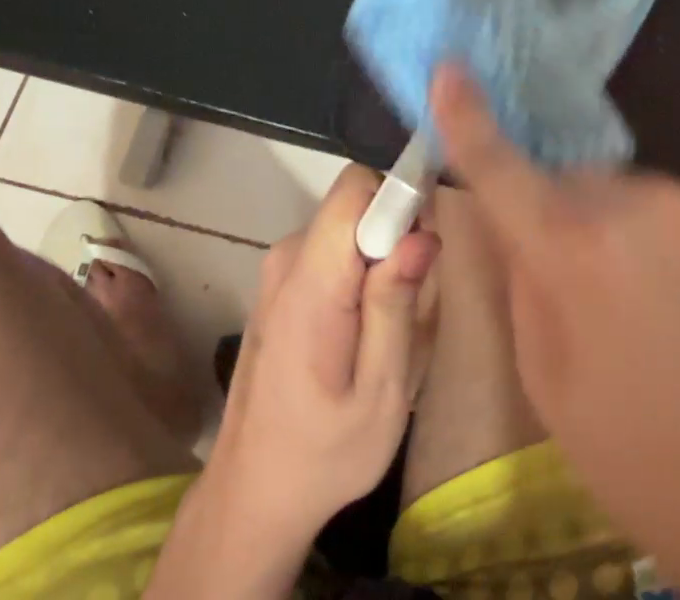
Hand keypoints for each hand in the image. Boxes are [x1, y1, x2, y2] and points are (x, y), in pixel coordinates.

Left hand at [194, 165, 440, 542]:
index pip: (357, 188)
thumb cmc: (326, 452)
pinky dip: (358, 281)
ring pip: (348, 232)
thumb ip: (397, 305)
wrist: (253, 491)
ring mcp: (277, 272)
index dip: (399, 201)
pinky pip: (332, 255)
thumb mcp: (381, 392)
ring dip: (380, 267)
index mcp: (311, 281)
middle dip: (396, 241)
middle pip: (356, 207)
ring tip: (388, 338)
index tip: (426, 251)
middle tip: (412, 312)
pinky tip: (361, 341)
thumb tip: (421, 233)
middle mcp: (286, 260)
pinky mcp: (279, 288)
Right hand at [430, 65, 679, 599]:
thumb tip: (513, 232)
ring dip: (613, 236)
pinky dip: (662, 248)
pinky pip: (678, 219)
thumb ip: (524, 288)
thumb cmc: (653, 465)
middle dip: (556, 218)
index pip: (502, 167)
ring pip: (627, 200)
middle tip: (569, 291)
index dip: (467, 118)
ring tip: (641, 318)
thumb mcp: (553, 387)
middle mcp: (640, 207)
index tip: (449, 72)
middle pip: (570, 184)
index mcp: (575, 250)